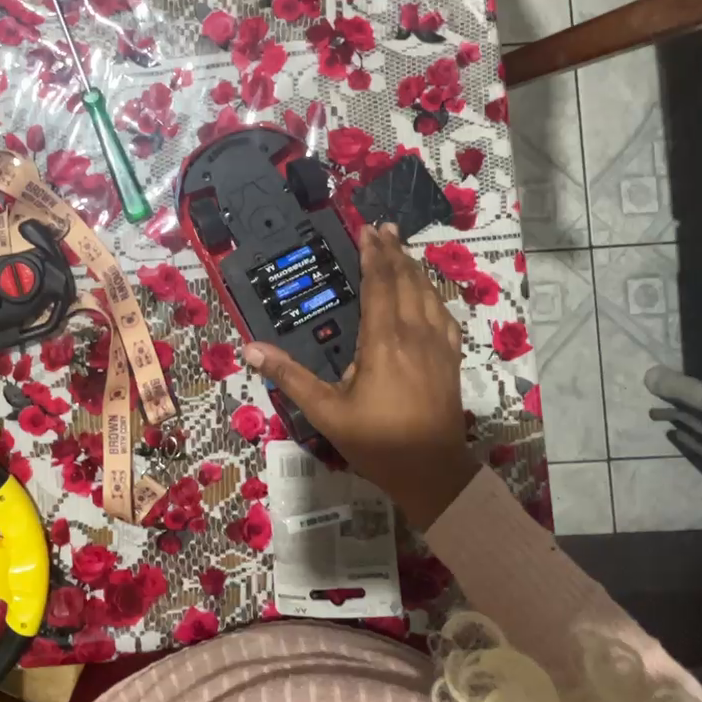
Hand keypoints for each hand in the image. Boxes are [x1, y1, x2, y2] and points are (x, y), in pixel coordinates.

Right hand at [244, 224, 479, 528]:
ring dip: (413, 267)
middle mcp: (415, 334)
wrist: (433, 473)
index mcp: (384, 341)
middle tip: (381, 228)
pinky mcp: (451, 359)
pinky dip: (432, 293)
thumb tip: (249, 349)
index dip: (373, 255)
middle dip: (393, 252)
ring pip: (428, 293)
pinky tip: (427, 293)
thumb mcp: (325, 412)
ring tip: (401, 247)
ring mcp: (438, 346)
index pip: (379, 284)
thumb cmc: (376, 441)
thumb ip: (289, 377)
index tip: (366, 229)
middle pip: (406, 281)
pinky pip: (443, 314)